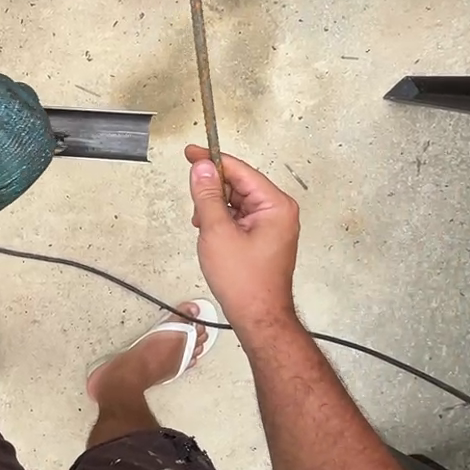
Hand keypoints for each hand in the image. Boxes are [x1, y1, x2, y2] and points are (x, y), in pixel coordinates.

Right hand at [185, 145, 299, 336]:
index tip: (191, 153)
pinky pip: (239, 216)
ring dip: (215, 210)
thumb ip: (207, 195)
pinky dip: (221, 221)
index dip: (212, 161)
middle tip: (197, 210)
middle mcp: (279, 211)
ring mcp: (273, 225)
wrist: (257, 315)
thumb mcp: (216, 231)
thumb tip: (202, 168)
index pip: (240, 171)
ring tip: (206, 231)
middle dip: (213, 193)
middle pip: (238, 184)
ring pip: (236, 201)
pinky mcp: (264, 236)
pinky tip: (212, 236)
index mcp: (275, 205)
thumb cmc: (244, 280)